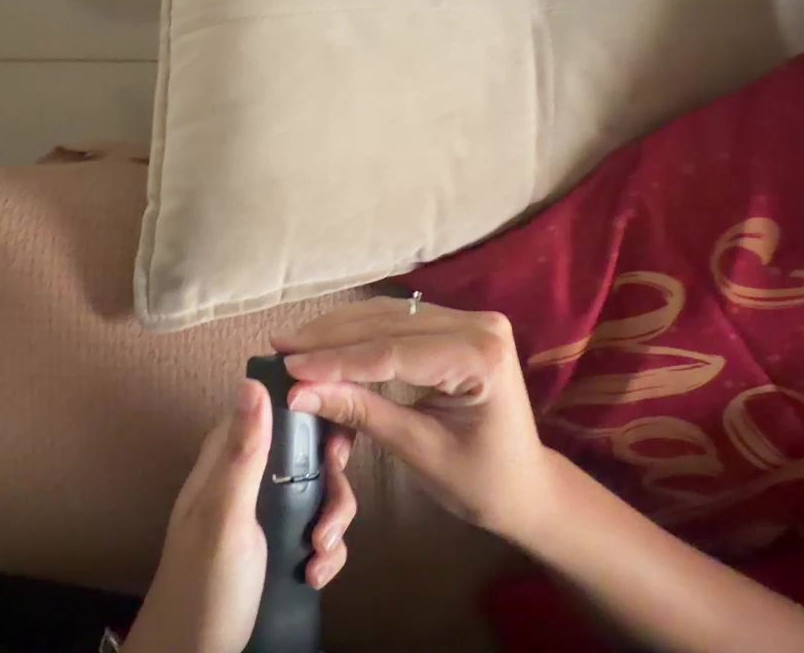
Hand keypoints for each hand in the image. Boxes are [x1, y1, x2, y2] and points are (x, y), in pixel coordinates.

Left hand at [123, 380, 357, 652]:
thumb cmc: (203, 584)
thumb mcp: (226, 515)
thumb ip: (243, 452)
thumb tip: (253, 381)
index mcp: (228, 456)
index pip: (276, 409)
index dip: (314, 417)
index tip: (340, 446)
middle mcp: (247, 474)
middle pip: (309, 453)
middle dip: (332, 487)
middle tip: (330, 520)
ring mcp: (263, 510)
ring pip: (318, 492)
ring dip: (331, 523)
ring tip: (320, 556)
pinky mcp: (277, 543)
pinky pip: (317, 528)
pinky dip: (326, 550)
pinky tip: (316, 574)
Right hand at [273, 298, 551, 538]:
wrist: (525, 488)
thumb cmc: (481, 482)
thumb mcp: (419, 451)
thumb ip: (361, 413)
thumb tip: (297, 392)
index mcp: (480, 357)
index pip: (392, 353)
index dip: (335, 360)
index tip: (287, 367)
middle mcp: (478, 325)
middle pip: (387, 326)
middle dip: (329, 339)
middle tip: (278, 347)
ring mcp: (468, 320)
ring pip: (386, 315)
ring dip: (336, 329)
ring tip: (292, 341)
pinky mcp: (455, 325)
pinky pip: (396, 321)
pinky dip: (356, 331)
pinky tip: (323, 337)